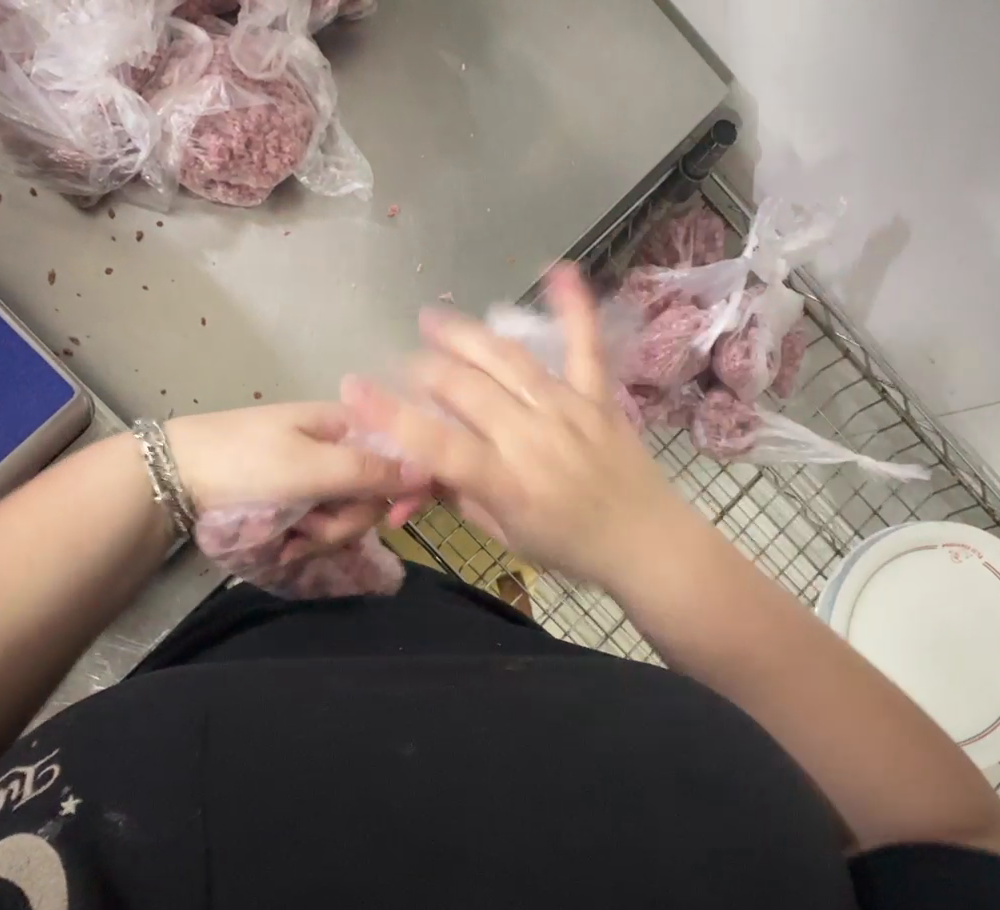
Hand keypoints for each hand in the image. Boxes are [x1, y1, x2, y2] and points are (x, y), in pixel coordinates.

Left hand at [165, 402, 428, 556]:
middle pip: (374, 496)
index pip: (401, 455)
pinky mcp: (298, 505)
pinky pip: (321, 529)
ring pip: (348, 519)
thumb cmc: (245, 461)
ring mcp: (316, 480)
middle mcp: (338, 451)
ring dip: (321, 534)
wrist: (175, 479)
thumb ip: (370, 471)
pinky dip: (304, 540)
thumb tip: (430, 471)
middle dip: (347, 520)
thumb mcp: (311, 466)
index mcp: (346, 425)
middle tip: (311, 523)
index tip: (399, 518)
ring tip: (288, 532)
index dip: (407, 488)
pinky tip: (282, 540)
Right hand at [343, 263, 702, 588]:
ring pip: (507, 361)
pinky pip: (584, 345)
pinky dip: (572, 307)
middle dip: (422, 370)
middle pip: (465, 390)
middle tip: (400, 364)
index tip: (353, 389)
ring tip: (431, 319)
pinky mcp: (598, 396)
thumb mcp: (505, 536)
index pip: (437, 445)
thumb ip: (462, 497)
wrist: (646, 541)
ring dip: (464, 336)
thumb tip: (419, 469)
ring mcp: (568, 409)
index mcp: (506, 483)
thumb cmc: (569, 549)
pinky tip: (558, 269)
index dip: (390, 416)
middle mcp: (533, 438)